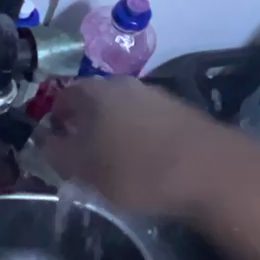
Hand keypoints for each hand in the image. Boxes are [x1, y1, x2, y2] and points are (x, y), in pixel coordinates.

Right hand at [35, 76, 247, 217]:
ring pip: (121, 114)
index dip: (51, 120)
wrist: (215, 174)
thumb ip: (55, 151)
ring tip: (111, 166)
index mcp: (95, 91)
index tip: (51, 146)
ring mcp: (158, 98)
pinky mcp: (183, 116)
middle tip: (78, 158)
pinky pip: (147, 126)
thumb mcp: (81, 167)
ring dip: (111, 135)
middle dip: (82, 127)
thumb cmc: (136, 168)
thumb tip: (43, 139)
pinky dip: (138, 142)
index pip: (60, 96)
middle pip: (93, 103)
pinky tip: (143, 167)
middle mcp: (125, 85)